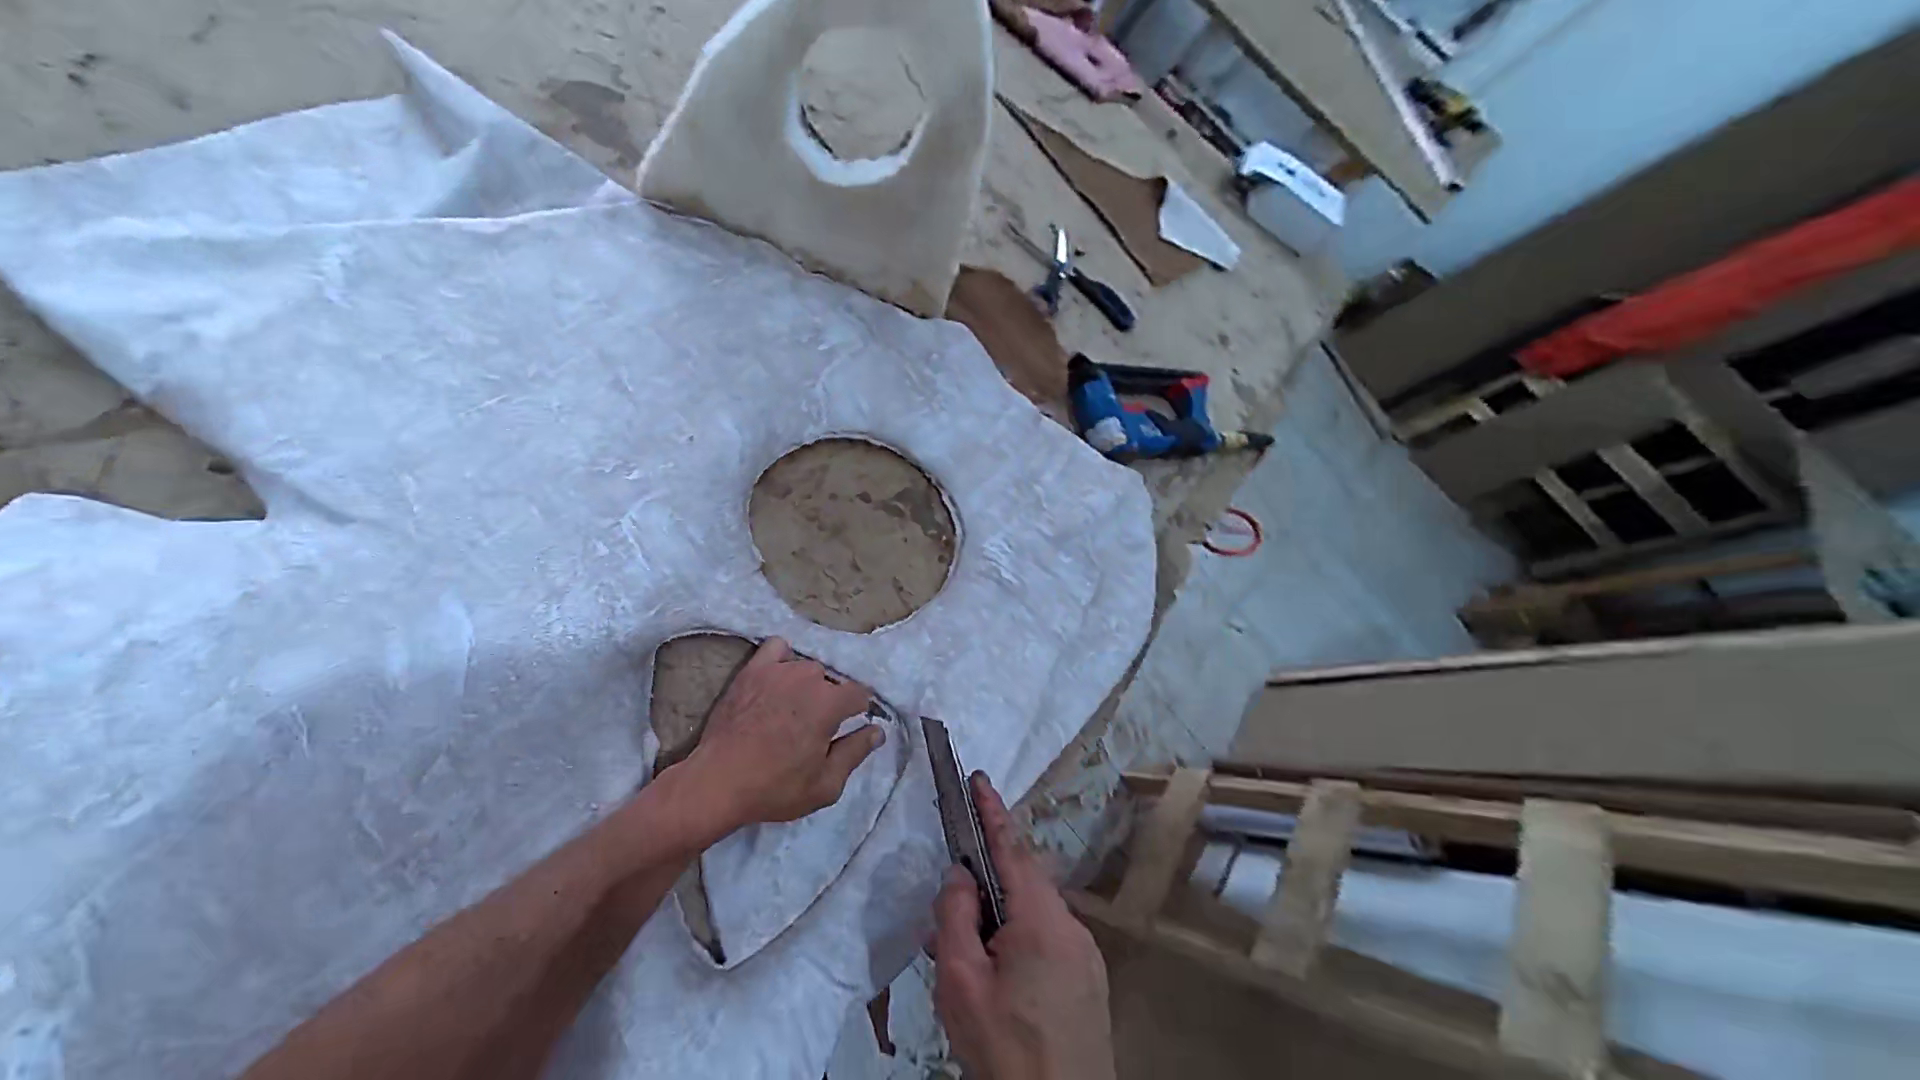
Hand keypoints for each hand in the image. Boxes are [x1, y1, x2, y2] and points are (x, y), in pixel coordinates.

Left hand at [680, 637, 882, 835]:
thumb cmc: (775, 788)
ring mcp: (778, 670)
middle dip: (831, 700)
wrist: (716, 783)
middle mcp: (808, 677)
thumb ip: (856, 752)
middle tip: (816, 728)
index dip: (859, 711)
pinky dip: (783, 659)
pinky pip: (776, 648)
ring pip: (806, 668)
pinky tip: (778, 678)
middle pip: (832, 681)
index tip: (849, 727)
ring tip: (792, 708)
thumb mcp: (826, 784)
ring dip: (807, 684)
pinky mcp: (752, 670)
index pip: (860, 694)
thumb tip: (877, 731)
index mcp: (830, 702)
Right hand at [932, 773, 1114, 1079]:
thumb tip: (960, 873)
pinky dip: (1018, 943)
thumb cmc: (1004, 1048)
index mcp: (1042, 919)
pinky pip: (1047, 942)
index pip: (1012, 848)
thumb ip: (955, 917)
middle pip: (1022, 884)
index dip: (992, 810)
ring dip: (999, 922)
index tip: (979, 778)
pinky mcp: (1089, 982)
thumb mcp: (961, 983)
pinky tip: (996, 978)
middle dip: (986, 885)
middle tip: (949, 914)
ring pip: (1033, 916)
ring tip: (967, 958)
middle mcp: (1071, 927)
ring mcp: (1085, 956)